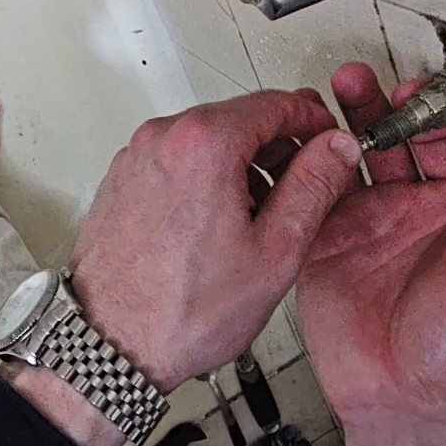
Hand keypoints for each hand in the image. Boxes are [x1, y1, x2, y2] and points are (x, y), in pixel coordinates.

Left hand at [68, 90, 363, 392]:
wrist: (110, 341)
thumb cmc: (184, 309)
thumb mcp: (275, 250)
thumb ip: (314, 186)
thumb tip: (335, 148)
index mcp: (203, 143)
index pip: (274, 103)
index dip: (312, 119)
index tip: (329, 139)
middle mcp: (163, 137)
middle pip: (238, 117)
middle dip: (279, 144)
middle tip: (308, 180)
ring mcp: (137, 156)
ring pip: (207, 139)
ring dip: (243, 162)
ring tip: (266, 212)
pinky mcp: (124, 177)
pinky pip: (178, 159)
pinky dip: (207, 175)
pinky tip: (222, 220)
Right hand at [296, 62, 445, 445]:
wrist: (401, 408)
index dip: (440, 109)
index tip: (426, 85)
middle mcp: (411, 209)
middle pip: (396, 140)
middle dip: (383, 104)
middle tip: (367, 81)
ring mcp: (364, 221)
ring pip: (351, 157)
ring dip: (343, 122)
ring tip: (335, 92)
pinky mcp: (322, 238)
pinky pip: (311, 190)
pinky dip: (304, 162)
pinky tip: (301, 140)